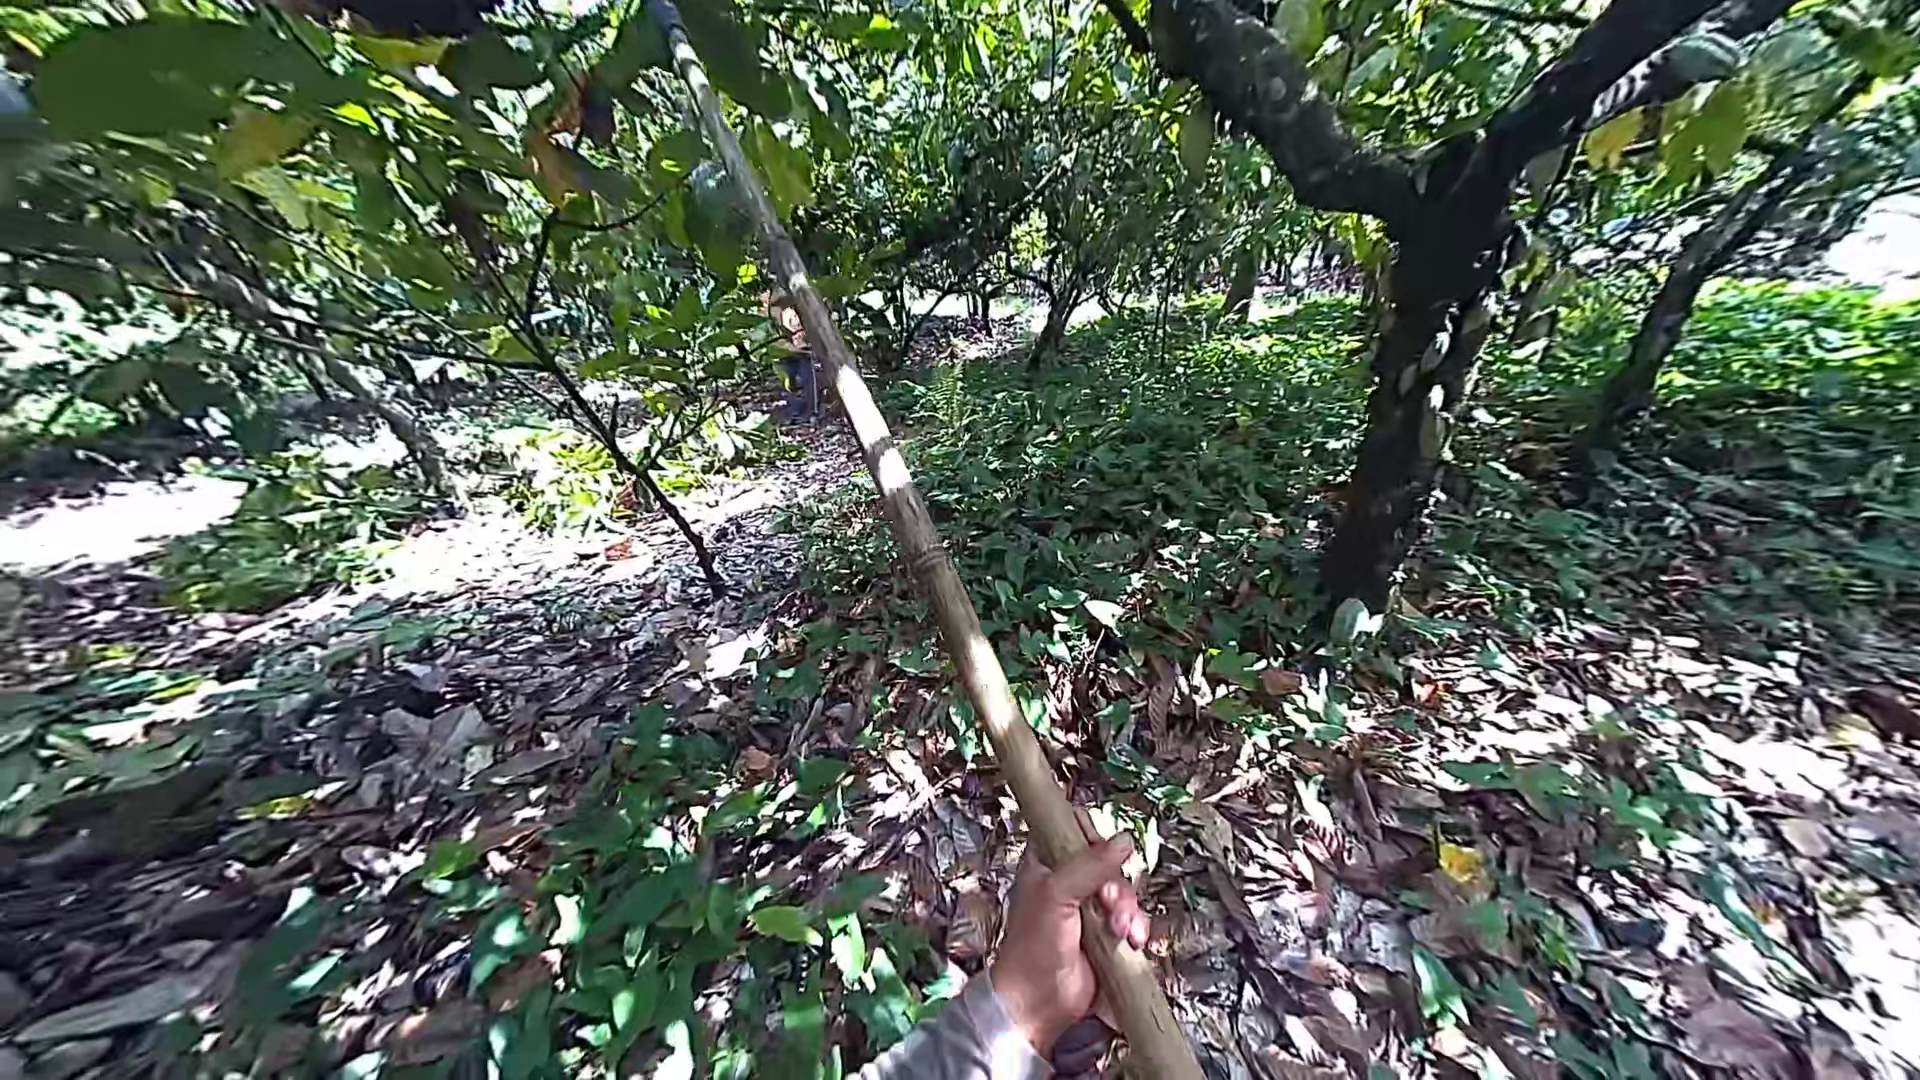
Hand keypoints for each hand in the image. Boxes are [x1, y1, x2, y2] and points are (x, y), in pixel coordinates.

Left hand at [988, 829, 1150, 1056]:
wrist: (1040, 1002)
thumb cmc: (1034, 944)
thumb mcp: (1056, 894)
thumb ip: (1089, 865)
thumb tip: (1124, 840)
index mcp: (1046, 858)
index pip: (1073, 827)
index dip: (1091, 835)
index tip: (1100, 852)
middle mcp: (1069, 876)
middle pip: (1106, 859)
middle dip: (1115, 882)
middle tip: (1108, 902)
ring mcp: (1089, 904)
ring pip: (1121, 888)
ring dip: (1127, 908)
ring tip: (1120, 929)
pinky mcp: (1106, 931)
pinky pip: (1131, 917)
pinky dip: (1135, 926)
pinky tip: (1132, 940)